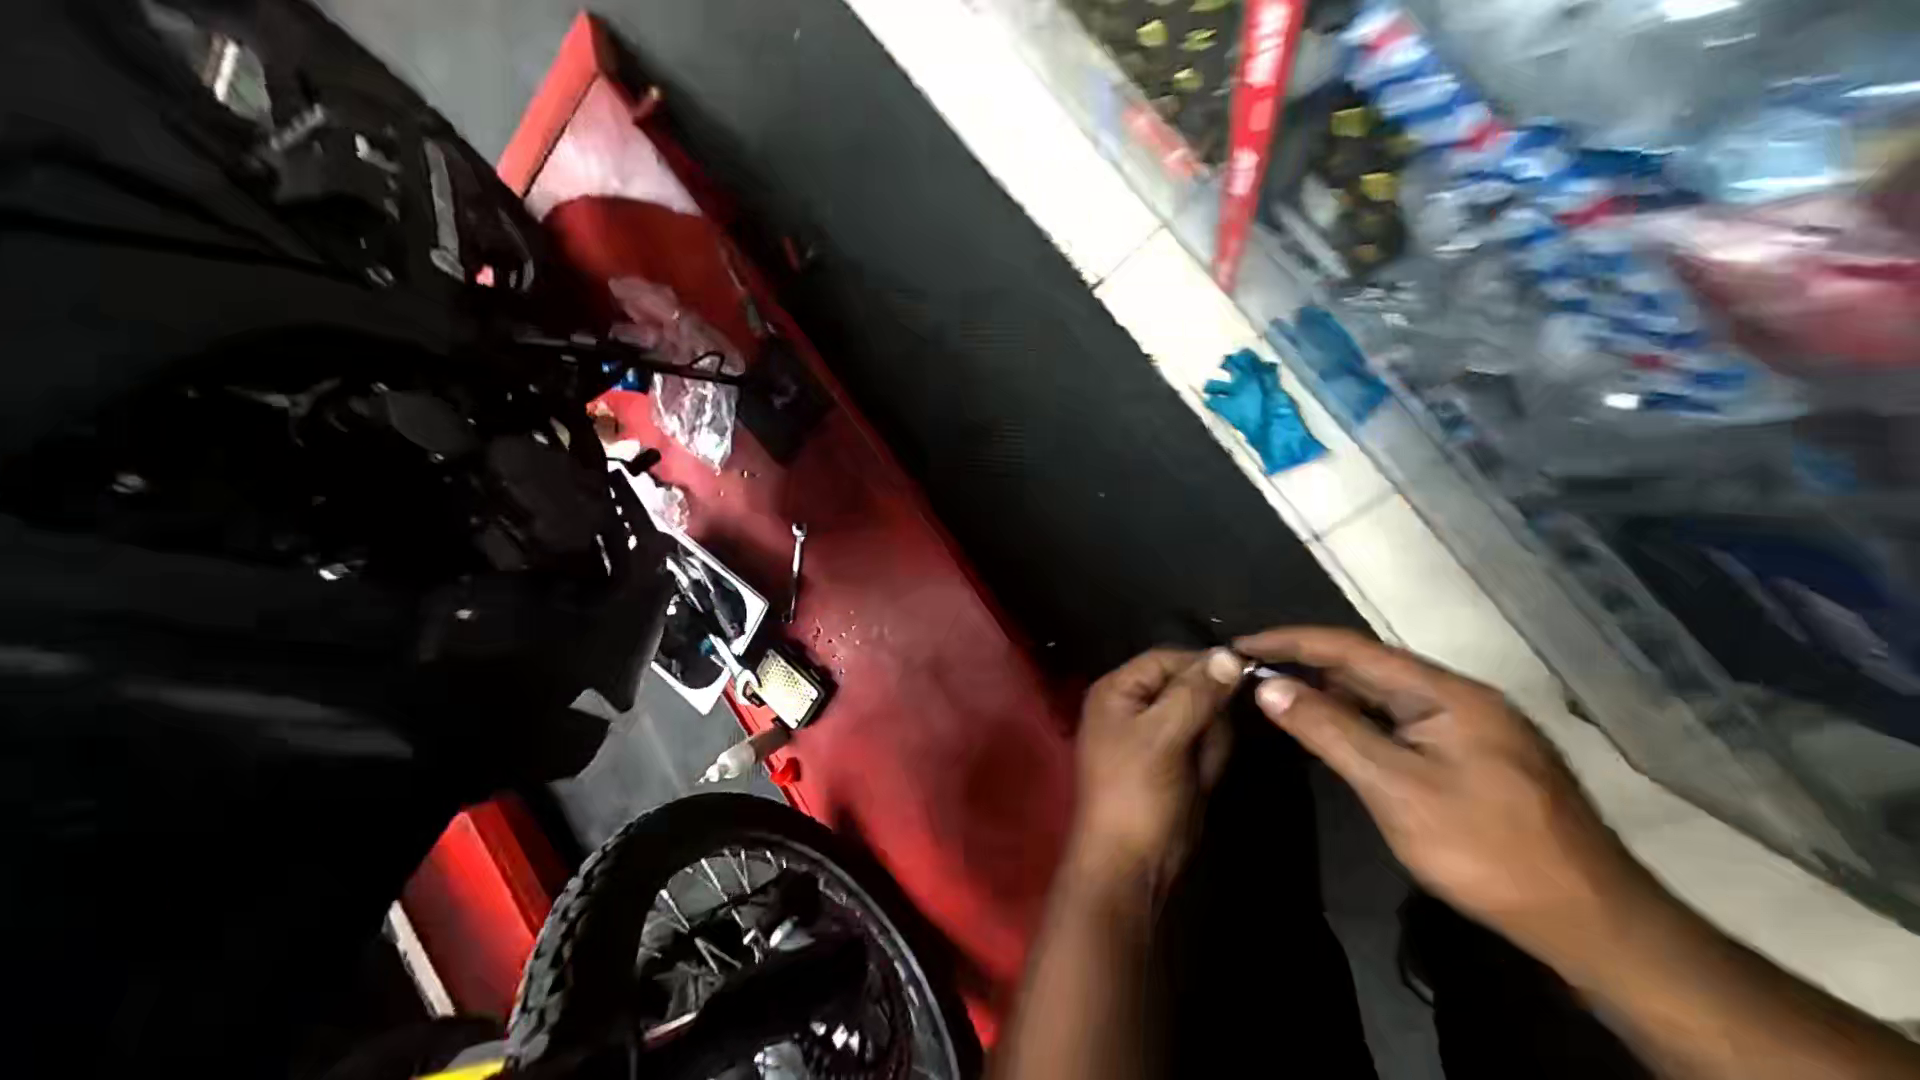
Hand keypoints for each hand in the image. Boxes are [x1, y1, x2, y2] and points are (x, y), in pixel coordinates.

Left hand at [1068, 648, 1241, 890]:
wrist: (1133, 865)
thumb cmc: (1138, 793)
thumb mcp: (1164, 737)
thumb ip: (1195, 693)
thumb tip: (1228, 654)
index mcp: (1118, 690)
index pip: (1168, 659)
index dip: (1203, 665)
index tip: (1243, 674)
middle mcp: (1135, 705)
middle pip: (1192, 687)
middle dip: (1207, 717)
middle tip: (1201, 744)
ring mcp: (1158, 734)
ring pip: (1206, 717)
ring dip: (1210, 744)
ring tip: (1197, 769)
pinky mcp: (1176, 760)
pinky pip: (1206, 745)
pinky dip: (1210, 762)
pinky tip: (1201, 782)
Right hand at [1235, 627, 1651, 955]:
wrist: (1592, 921)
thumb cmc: (1486, 849)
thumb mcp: (1394, 788)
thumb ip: (1329, 730)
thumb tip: (1268, 686)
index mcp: (1444, 692)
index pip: (1350, 648)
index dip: (1290, 641)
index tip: (1240, 644)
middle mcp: (1457, 696)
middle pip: (1367, 665)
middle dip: (1305, 663)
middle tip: (1249, 671)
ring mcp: (1468, 725)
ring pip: (1383, 693)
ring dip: (1329, 690)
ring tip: (1276, 693)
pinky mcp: (1472, 754)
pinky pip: (1399, 719)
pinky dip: (1357, 717)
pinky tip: (1331, 728)